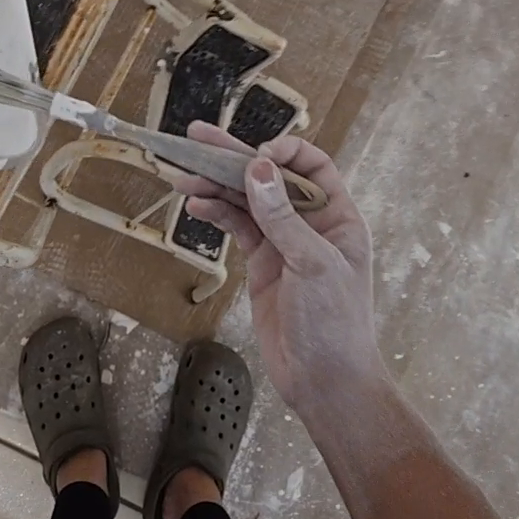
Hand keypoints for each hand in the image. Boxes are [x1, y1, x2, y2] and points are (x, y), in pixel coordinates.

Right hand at [175, 124, 383, 411]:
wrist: (324, 382)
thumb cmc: (334, 323)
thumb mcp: (312, 265)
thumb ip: (282, 216)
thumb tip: (257, 168)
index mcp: (336, 216)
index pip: (310, 165)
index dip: (282, 153)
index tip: (253, 159)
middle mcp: (309, 222)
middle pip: (268, 177)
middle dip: (233, 157)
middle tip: (196, 137)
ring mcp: (282, 241)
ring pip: (245, 201)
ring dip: (215, 186)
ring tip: (182, 176)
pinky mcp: (260, 262)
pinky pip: (236, 227)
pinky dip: (215, 214)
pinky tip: (195, 206)